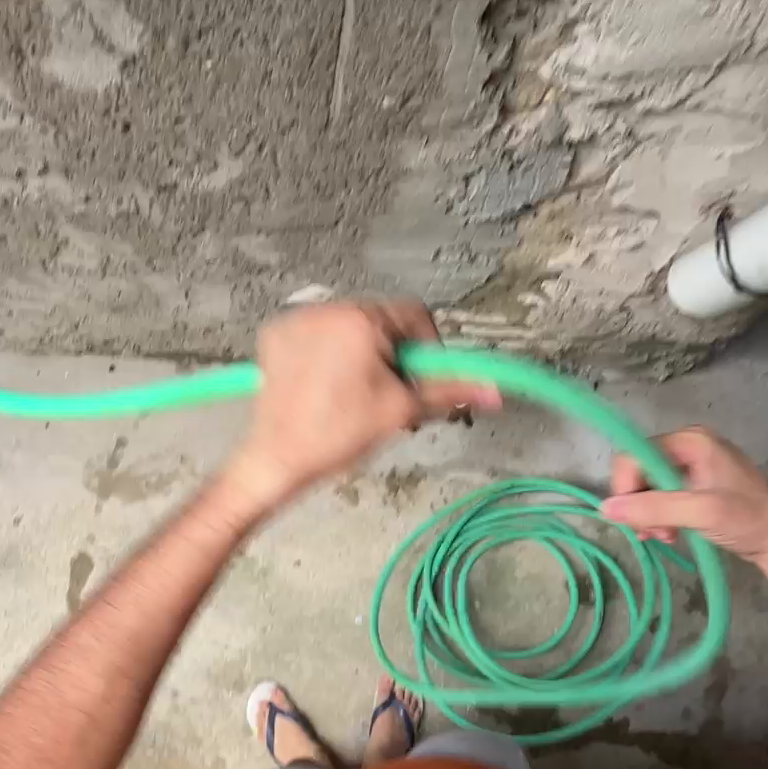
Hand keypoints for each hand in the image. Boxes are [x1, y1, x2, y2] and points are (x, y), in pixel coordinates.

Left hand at [225, 301, 500, 504]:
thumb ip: (449, 392)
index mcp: (360, 319)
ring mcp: (295, 321)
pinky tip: (326, 391)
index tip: (420, 380)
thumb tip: (492, 390)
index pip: (415, 316)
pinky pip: (316, 337)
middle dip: (392, 358)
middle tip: (389, 398)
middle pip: (381, 323)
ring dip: (362, 357)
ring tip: (355, 398)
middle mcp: (325, 308)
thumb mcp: (401, 410)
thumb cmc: (336, 436)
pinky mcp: (275, 337)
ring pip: (349, 330)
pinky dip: (328, 358)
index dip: (427, 350)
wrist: (277, 460)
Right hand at [599, 427, 767, 565]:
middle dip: (638, 505)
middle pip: (636, 472)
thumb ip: (653, 508)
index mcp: (689, 440)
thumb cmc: (750, 520)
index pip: (633, 457)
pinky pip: (657, 497)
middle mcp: (686, 446)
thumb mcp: (701, 512)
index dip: (627, 488)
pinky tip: (669, 534)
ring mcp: (689, 466)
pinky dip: (656, 518)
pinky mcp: (691, 486)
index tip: (636, 520)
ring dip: (646, 515)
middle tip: (653, 532)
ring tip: (664, 536)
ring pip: (643, 487)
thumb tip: (605, 509)